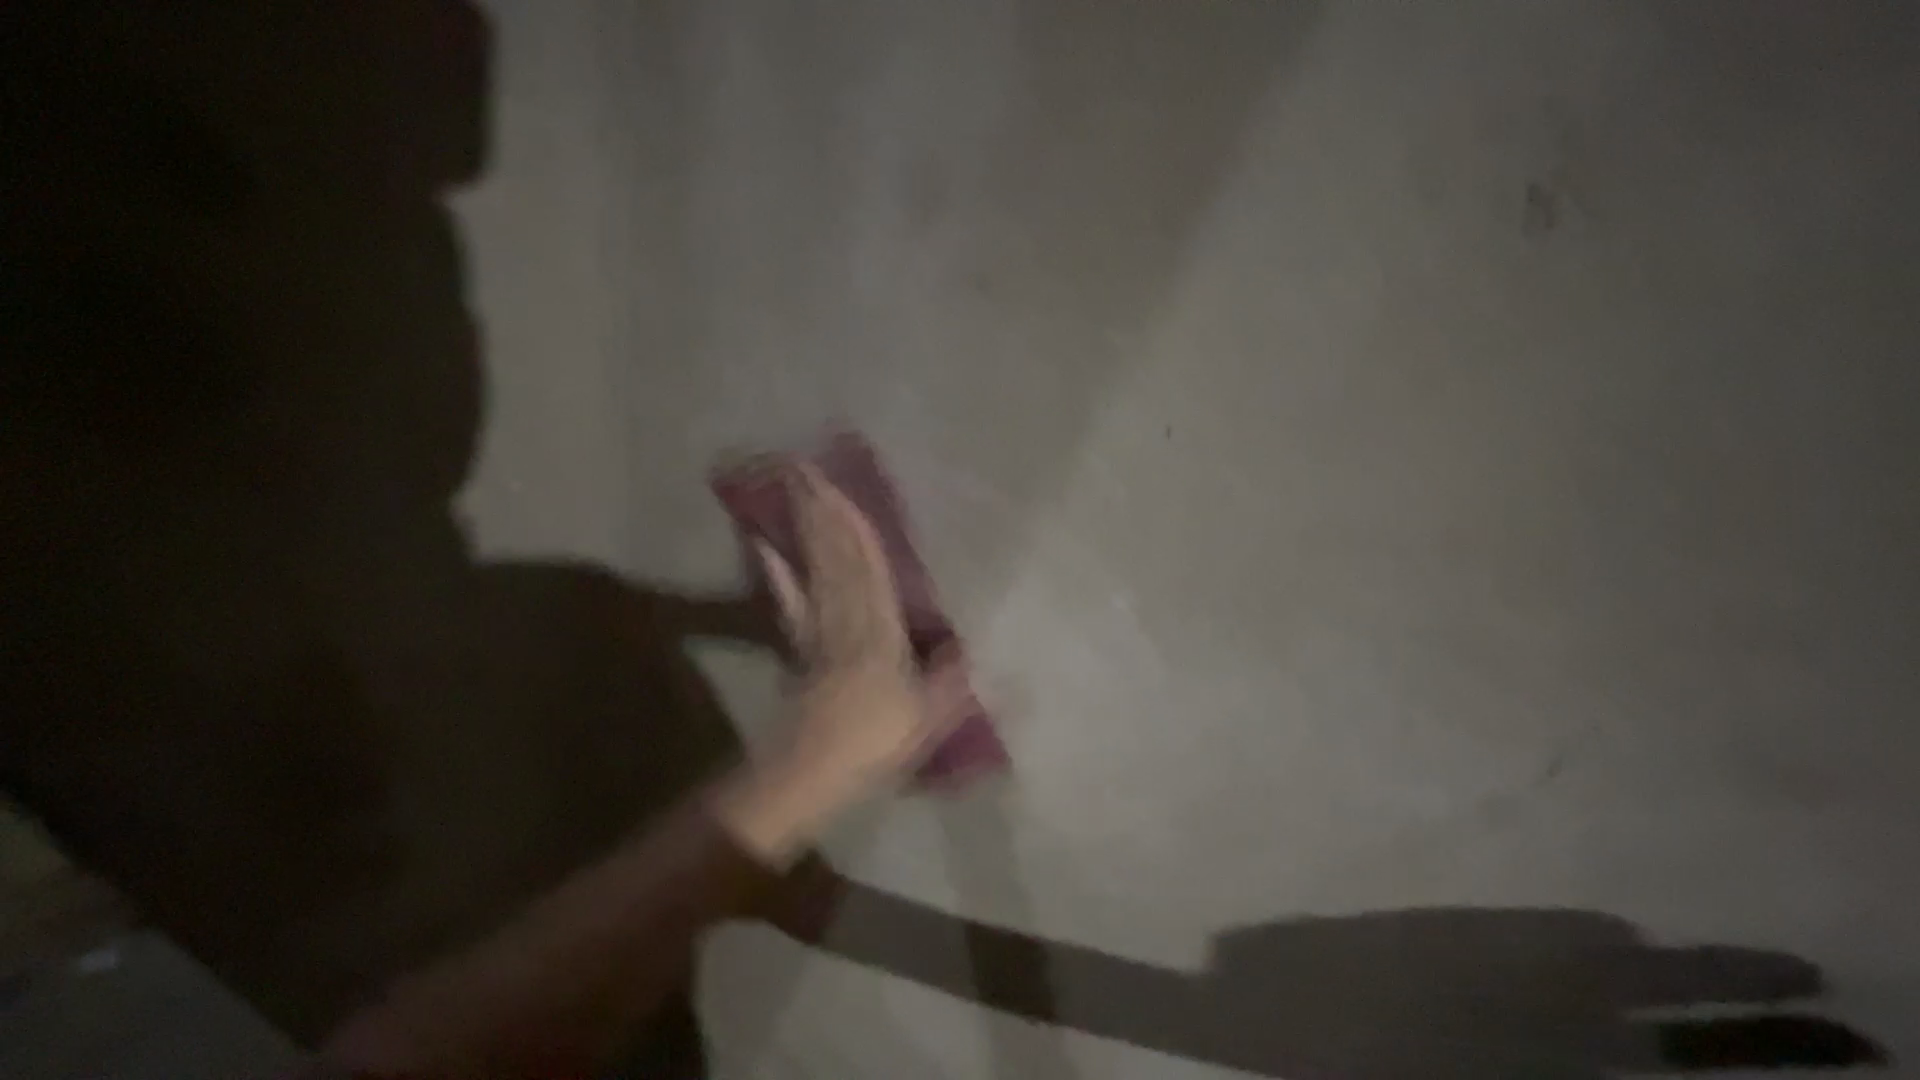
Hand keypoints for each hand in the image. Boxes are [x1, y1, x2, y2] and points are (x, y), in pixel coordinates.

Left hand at [715, 464, 970, 862]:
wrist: (810, 773)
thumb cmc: (872, 745)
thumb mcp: (927, 718)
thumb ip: (953, 682)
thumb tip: (982, 653)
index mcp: (879, 632)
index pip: (868, 567)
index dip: (853, 525)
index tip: (837, 486)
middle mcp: (846, 619)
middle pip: (834, 556)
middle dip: (821, 511)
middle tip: (802, 466)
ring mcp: (817, 629)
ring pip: (813, 568)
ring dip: (803, 527)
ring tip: (792, 489)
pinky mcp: (798, 645)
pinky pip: (787, 599)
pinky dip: (776, 570)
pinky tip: (762, 544)